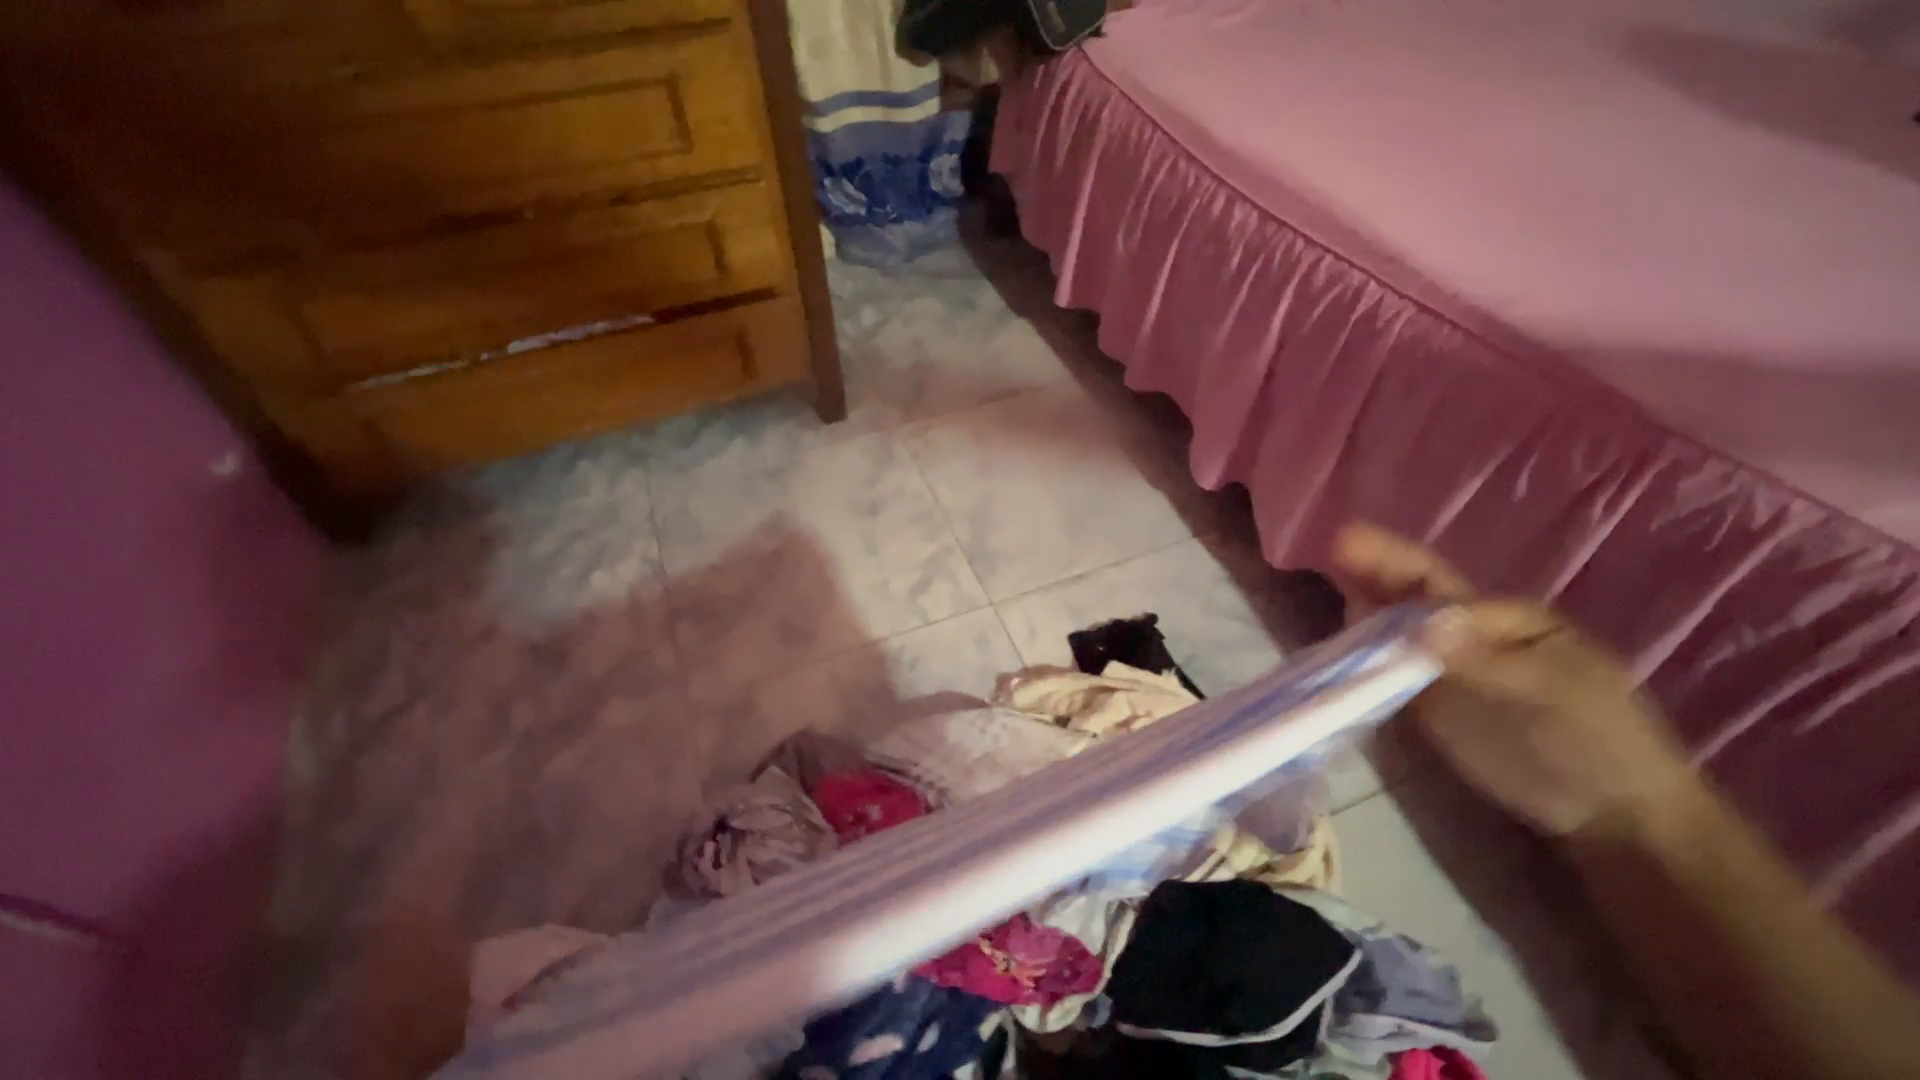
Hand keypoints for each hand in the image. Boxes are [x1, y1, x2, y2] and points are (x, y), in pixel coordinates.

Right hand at [1332, 524, 1697, 836]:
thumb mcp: (1551, 692)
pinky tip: (1334, 645)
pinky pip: (1387, 672)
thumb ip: (1481, 660)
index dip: (1397, 573)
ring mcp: (1445, 667)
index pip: (1440, 587)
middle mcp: (1467, 631)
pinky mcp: (1428, 704)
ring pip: (1393, 629)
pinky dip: (1360, 657)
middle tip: (1336, 541)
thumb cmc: (1594, 737)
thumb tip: (1419, 629)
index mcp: (1504, 616)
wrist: (1608, 810)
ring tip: (1324, 579)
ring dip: (1360, 604)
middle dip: (1374, 567)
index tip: (1354, 570)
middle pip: (1412, 593)